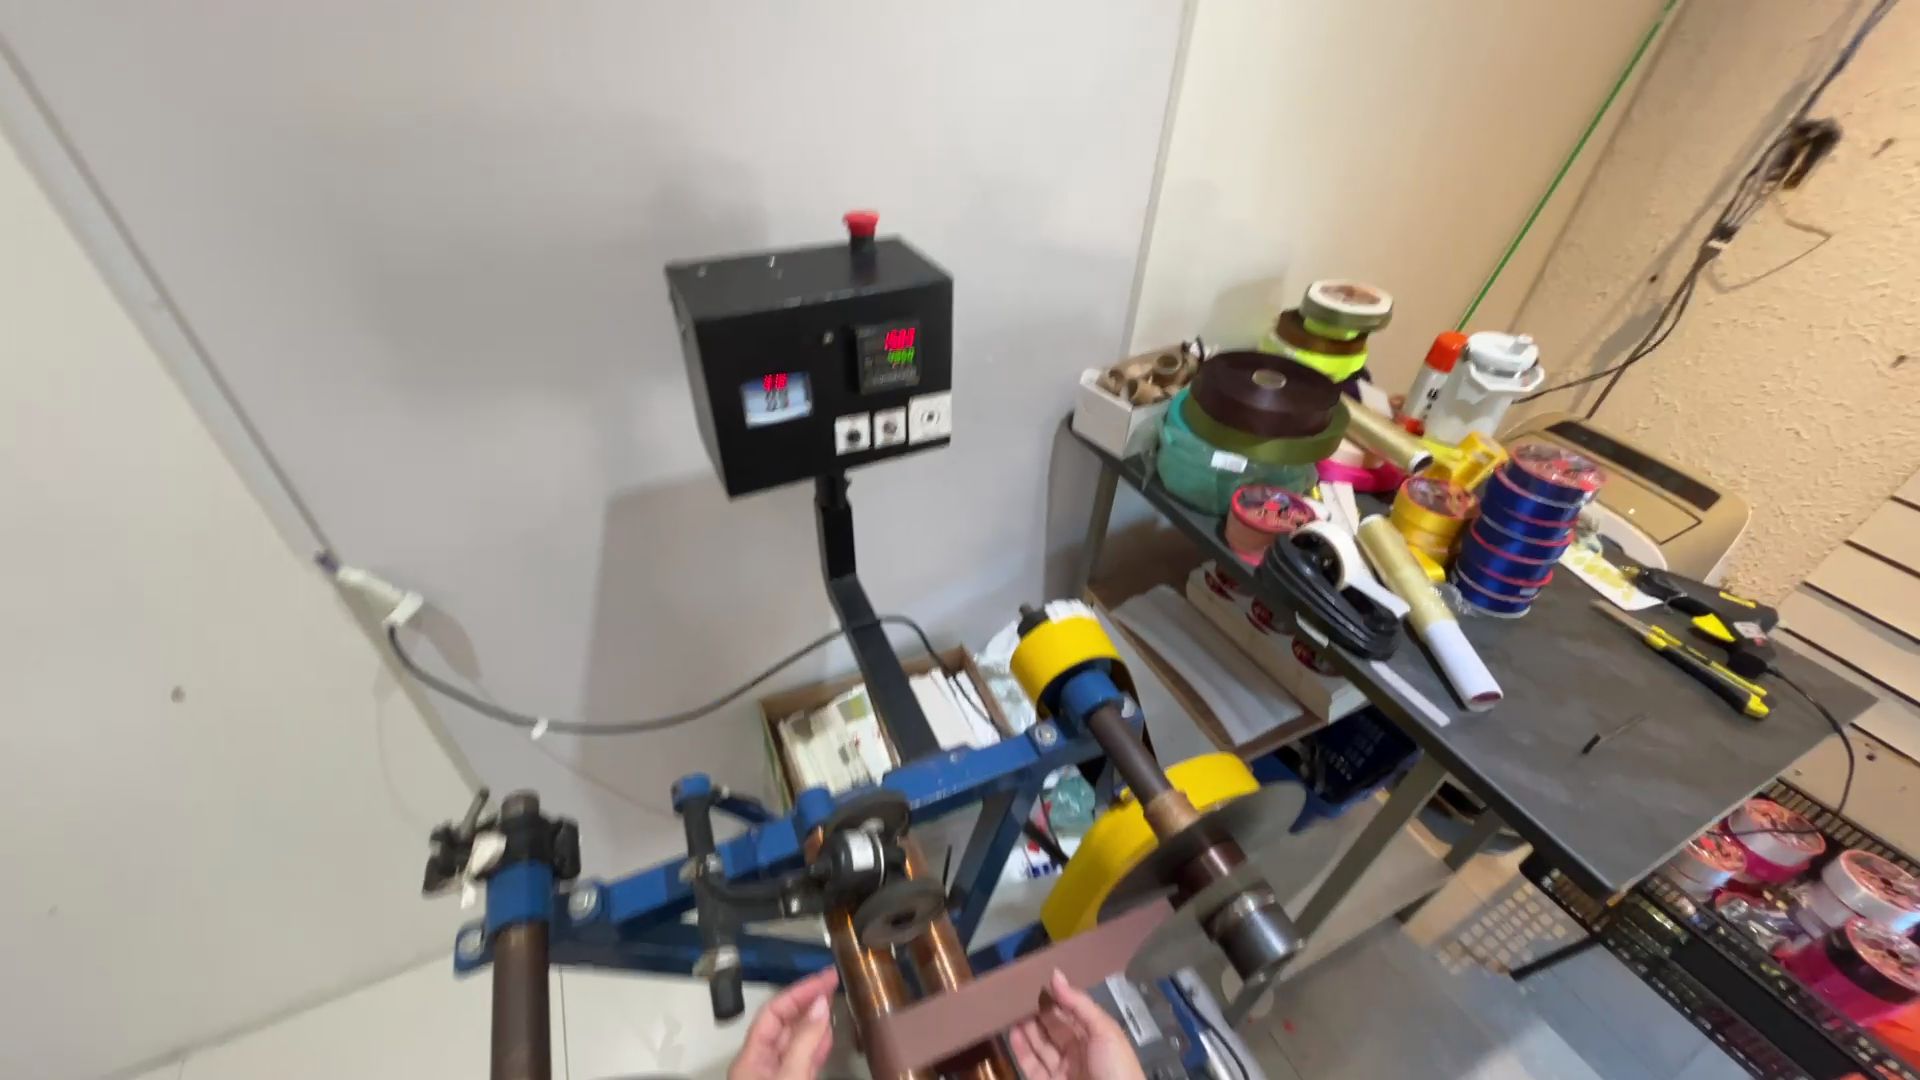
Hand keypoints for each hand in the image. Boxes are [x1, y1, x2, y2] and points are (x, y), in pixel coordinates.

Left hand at [728, 968, 838, 1079]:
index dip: (799, 991)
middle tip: (832, 981)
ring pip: (796, 1040)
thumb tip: (822, 1002)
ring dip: (815, 1019)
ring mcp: (776, 1076)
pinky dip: (817, 1044)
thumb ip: (804, 1040)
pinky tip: (828, 1032)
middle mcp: (760, 1064)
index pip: (773, 1011)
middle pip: (784, 1023)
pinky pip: (803, 1059)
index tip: (824, 977)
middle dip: (808, 1000)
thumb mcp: (789, 1076)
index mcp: (749, 1058)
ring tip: (833, 999)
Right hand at [1010, 970, 1145, 1079]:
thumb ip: (1078, 1003)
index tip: (1037, 978)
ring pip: (1040, 1046)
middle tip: (1019, 991)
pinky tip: (1013, 1032)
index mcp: (1095, 1037)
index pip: (1071, 1012)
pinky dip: (1021, 1050)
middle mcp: (1077, 1052)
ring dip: (1026, 1028)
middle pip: (1053, 1028)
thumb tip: (1055, 974)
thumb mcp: (1105, 1030)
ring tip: (1011, 1008)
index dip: (1056, 997)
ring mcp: (1062, 1071)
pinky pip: (1031, 1066)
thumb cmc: (1116, 1068)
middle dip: (1038, 1010)